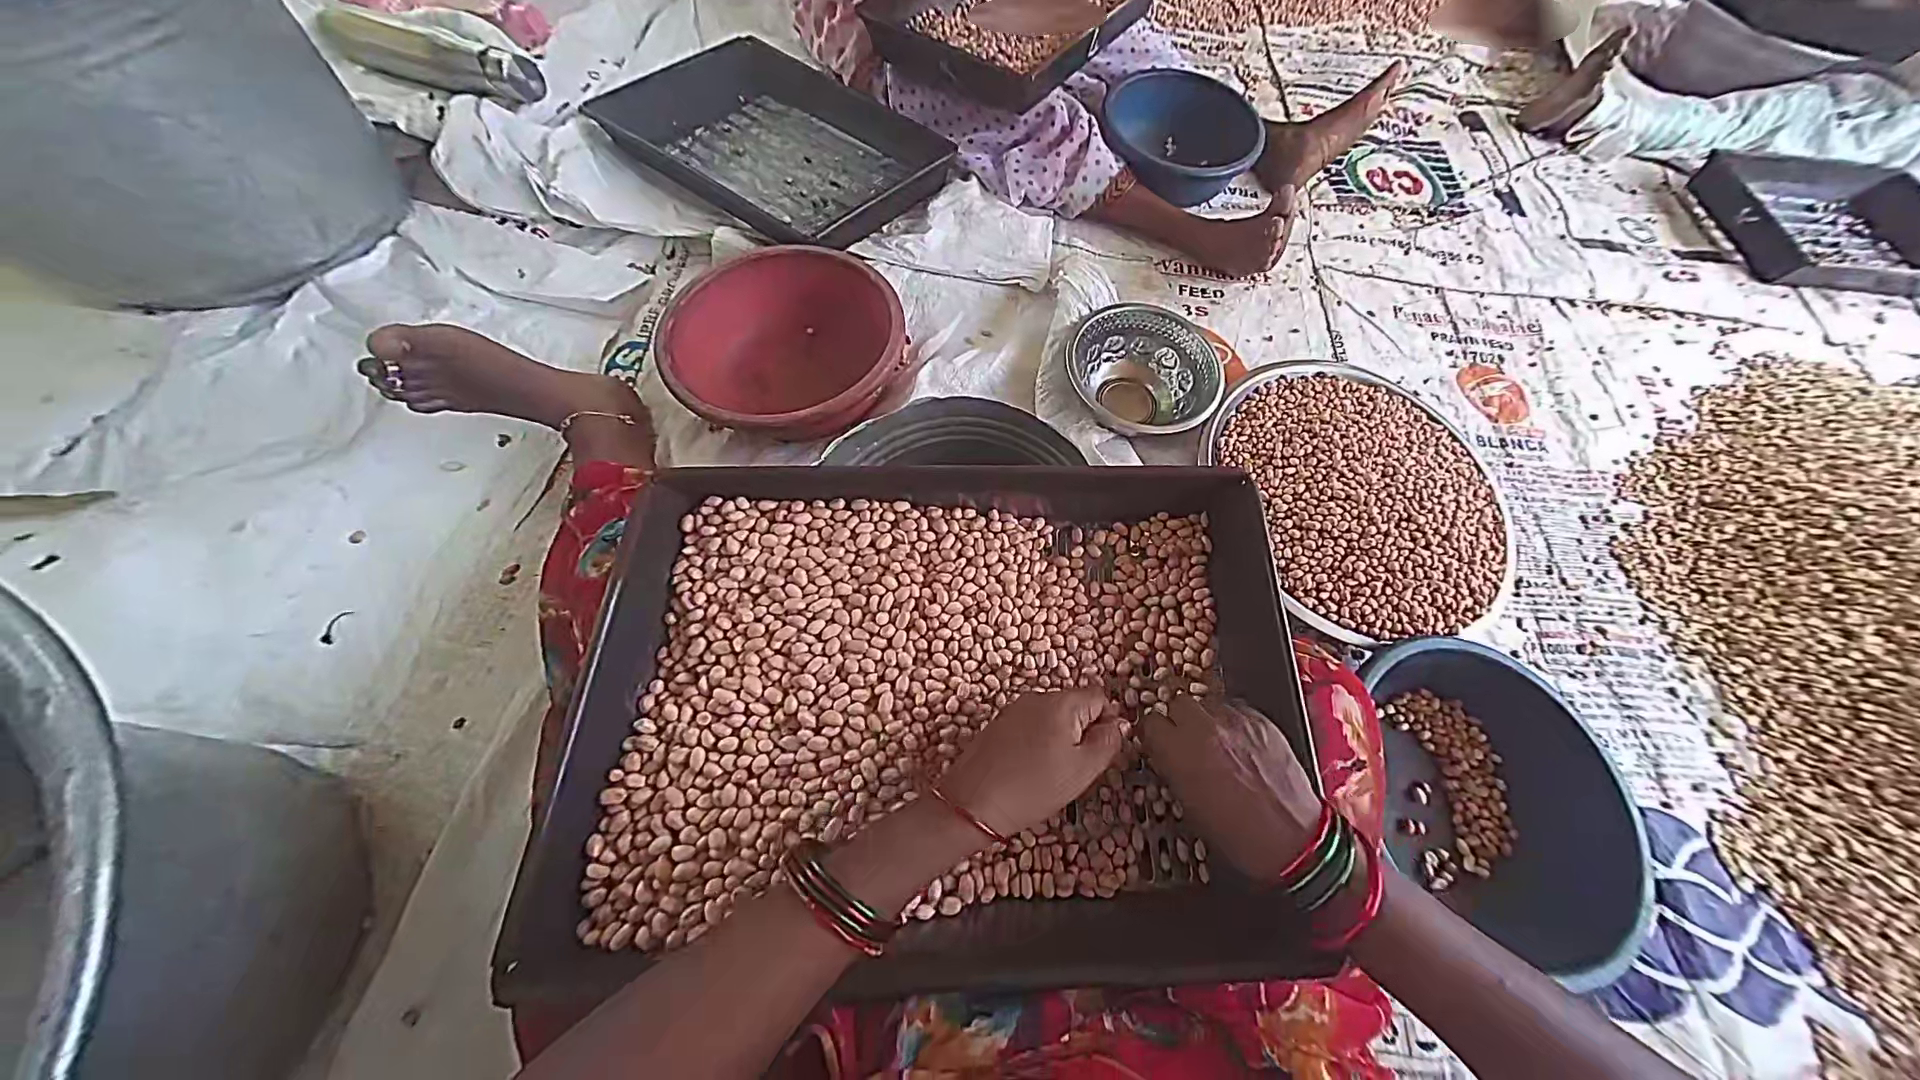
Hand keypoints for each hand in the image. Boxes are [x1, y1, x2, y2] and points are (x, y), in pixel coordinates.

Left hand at [937, 688, 1122, 836]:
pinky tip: (1031, 771)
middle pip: (1075, 706)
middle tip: (1077, 767)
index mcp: (1061, 702)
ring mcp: (1014, 709)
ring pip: (1052, 718)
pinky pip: (1031, 727)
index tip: (1102, 751)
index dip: (1108, 722)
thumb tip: (1119, 724)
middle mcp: (1036, 697)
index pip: (1100, 697)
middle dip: (1083, 732)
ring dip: (1060, 739)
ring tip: (1052, 773)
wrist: (972, 802)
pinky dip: (1038, 744)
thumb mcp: (1083, 769)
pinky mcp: (999, 725)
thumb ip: (1108, 742)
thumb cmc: (1032, 788)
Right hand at [1143, 696, 1322, 882]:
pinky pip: (1237, 709)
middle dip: (1178, 718)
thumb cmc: (1237, 834)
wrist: (1293, 842)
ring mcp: (1235, 722)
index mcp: (1179, 753)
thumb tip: (1164, 752)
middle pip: (1177, 703)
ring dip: (1206, 718)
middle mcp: (1204, 730)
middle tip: (1185, 737)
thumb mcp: (1187, 805)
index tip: (1158, 740)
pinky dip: (1233, 722)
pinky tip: (1239, 743)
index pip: (1150, 721)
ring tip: (1215, 740)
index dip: (1153, 732)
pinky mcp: (1262, 722)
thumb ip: (1171, 768)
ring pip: (1208, 703)